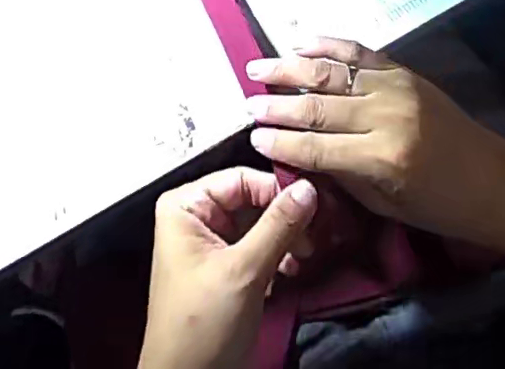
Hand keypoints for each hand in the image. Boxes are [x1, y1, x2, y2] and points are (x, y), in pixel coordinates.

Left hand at [138, 167, 317, 368]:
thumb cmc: (200, 326)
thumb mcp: (244, 271)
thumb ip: (277, 226)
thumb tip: (306, 189)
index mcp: (186, 204)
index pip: (238, 178)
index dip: (276, 188)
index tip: (316, 201)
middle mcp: (195, 215)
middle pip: (249, 199)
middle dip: (284, 216)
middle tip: (319, 231)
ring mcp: (209, 242)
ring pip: (256, 224)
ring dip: (284, 237)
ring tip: (309, 253)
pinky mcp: (224, 267)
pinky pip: (255, 247)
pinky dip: (277, 256)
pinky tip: (295, 268)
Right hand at [244, 38, 504, 251]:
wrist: (498, 182)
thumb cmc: (442, 206)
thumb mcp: (386, 204)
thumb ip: (341, 173)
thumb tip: (296, 150)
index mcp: (383, 158)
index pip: (316, 147)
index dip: (280, 141)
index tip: (252, 136)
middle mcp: (385, 116)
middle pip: (317, 106)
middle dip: (276, 105)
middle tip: (247, 102)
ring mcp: (394, 87)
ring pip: (330, 72)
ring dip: (289, 68)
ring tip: (258, 68)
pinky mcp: (403, 71)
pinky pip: (357, 51)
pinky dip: (325, 44)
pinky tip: (299, 43)